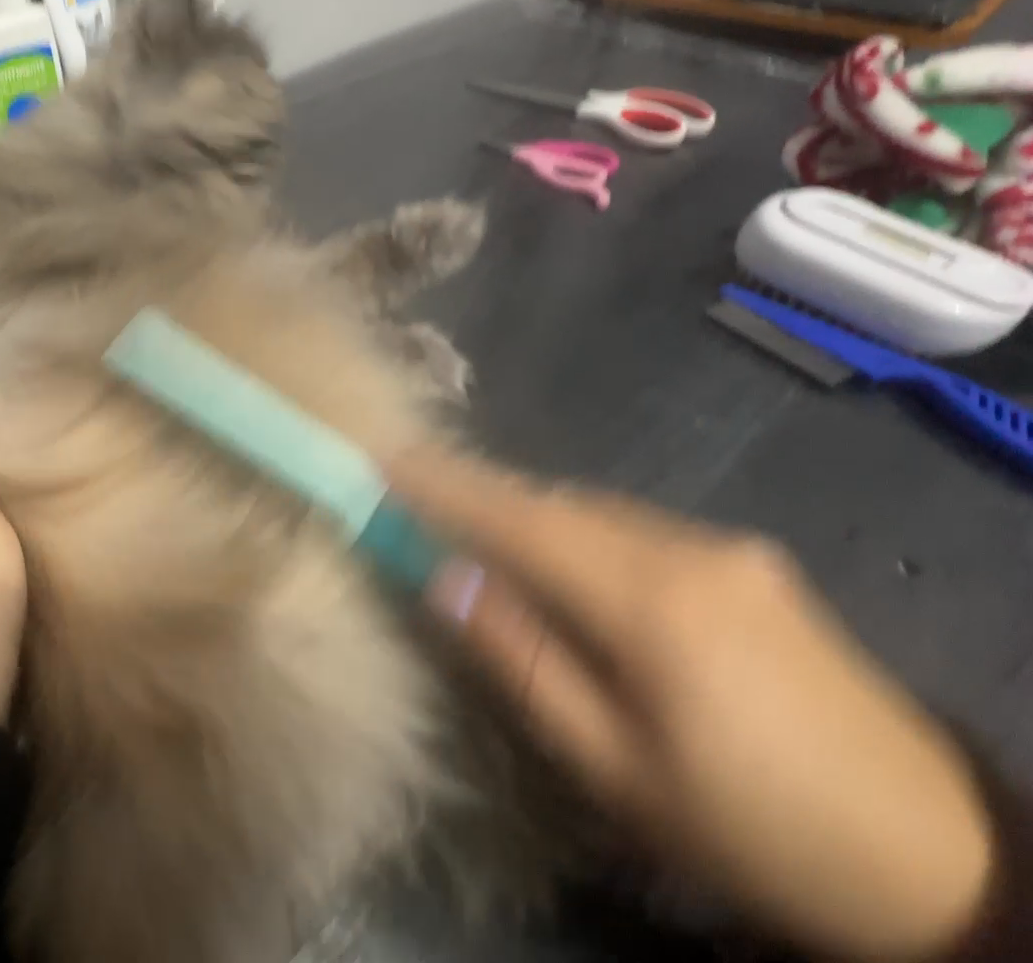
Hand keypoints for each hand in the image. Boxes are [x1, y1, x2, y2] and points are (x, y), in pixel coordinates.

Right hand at [384, 449, 993, 962]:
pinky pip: (631, 531)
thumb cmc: (749, 828)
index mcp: (655, 599)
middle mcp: (693, 551)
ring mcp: (732, 554)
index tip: (381, 460)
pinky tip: (547, 558)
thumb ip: (521, 658)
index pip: (522, 519)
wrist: (942, 863)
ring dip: (522, 512)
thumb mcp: (611, 764)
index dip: (445, 487)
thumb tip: (443, 577)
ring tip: (458, 521)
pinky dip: (570, 531)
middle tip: (403, 489)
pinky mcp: (752, 572)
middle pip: (558, 503)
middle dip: (476, 492)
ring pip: (595, 512)